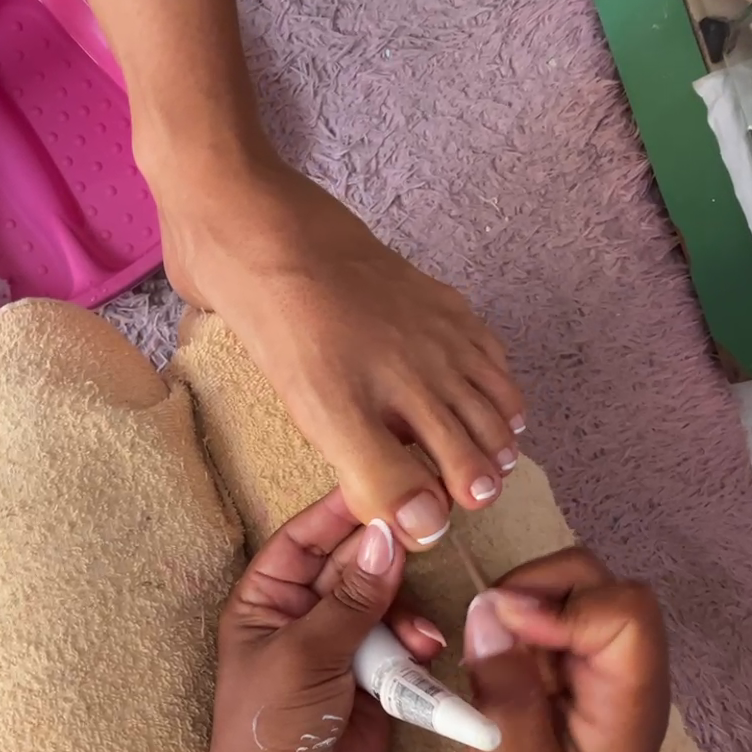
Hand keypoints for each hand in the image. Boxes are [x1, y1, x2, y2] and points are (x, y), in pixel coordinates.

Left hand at [159, 160, 527, 549]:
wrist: (254, 221)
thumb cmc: (281, 325)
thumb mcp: (324, 413)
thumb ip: (379, 473)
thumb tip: (431, 530)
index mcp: (417, 392)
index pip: (463, 459)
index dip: (465, 492)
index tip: (460, 513)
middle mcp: (439, 355)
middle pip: (482, 419)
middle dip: (486, 460)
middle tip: (483, 489)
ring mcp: (431, 315)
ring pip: (484, 376)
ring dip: (493, 416)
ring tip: (497, 444)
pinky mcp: (414, 284)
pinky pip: (471, 330)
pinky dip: (486, 360)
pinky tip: (477, 367)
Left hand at [207, 490, 446, 751]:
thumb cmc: (273, 728)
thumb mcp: (304, 657)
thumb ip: (350, 600)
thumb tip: (383, 536)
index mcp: (267, 597)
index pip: (305, 537)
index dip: (342, 512)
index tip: (387, 486)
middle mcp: (305, 609)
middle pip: (352, 561)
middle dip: (386, 559)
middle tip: (427, 542)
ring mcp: (343, 639)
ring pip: (385, 598)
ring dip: (405, 609)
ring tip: (418, 637)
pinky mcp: (376, 670)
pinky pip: (403, 637)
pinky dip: (416, 640)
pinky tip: (425, 652)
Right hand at [458, 548, 671, 751]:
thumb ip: (505, 697)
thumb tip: (486, 611)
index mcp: (629, 695)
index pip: (625, 612)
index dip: (563, 606)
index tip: (504, 629)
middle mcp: (621, 663)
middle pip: (596, 579)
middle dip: (533, 586)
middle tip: (485, 627)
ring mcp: (595, 656)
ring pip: (567, 583)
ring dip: (517, 597)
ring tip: (484, 644)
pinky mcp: (568, 657)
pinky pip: (542, 606)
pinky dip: (508, 614)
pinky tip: (489, 655)